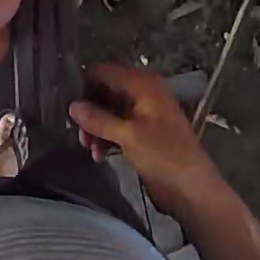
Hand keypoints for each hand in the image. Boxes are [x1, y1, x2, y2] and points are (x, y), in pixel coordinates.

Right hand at [69, 63, 224, 214]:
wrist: (191, 187)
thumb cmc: (164, 155)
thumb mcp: (129, 136)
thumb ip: (99, 119)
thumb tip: (72, 106)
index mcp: (143, 85)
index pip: (106, 72)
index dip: (85, 84)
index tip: (67, 102)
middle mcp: (143, 94)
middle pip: (106, 92)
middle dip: (90, 110)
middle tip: (78, 133)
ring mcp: (143, 114)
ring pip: (110, 112)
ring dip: (96, 127)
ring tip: (89, 148)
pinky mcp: (142, 134)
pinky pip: (117, 127)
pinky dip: (107, 137)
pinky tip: (99, 155)